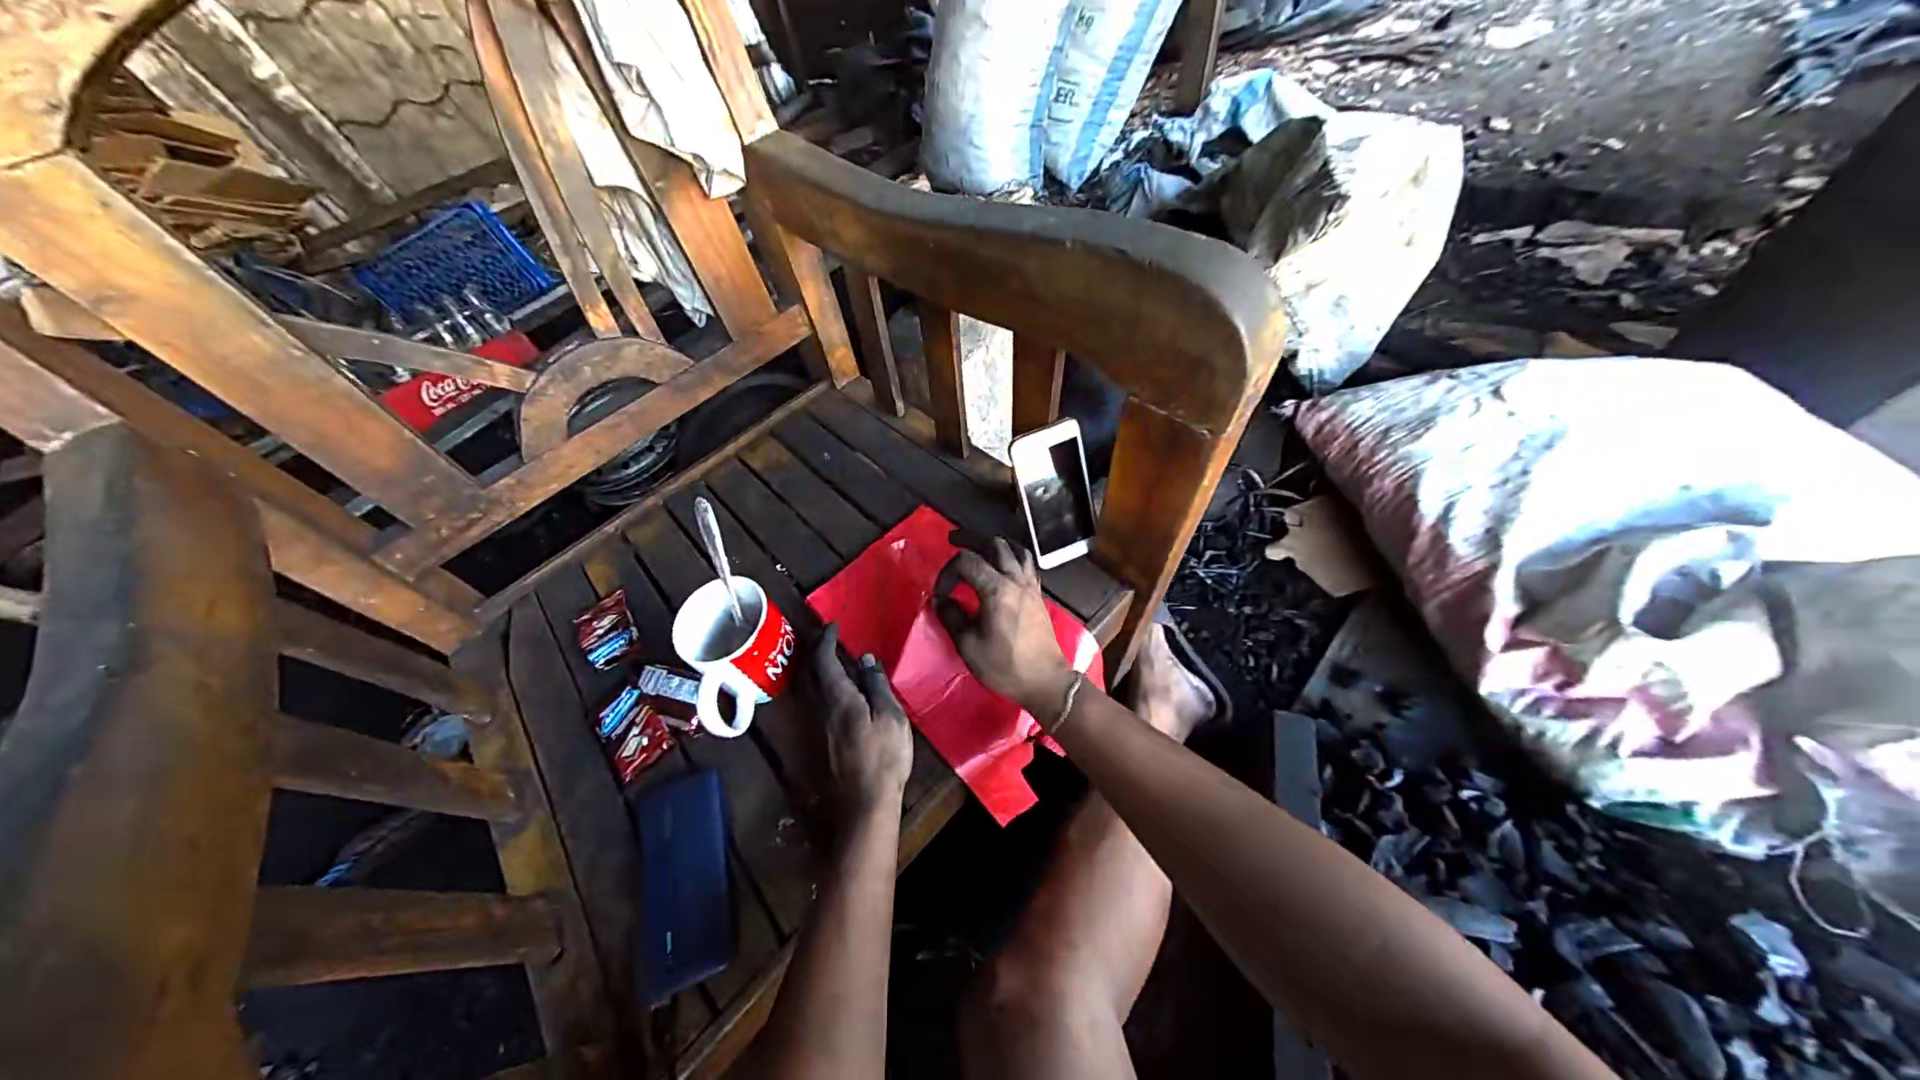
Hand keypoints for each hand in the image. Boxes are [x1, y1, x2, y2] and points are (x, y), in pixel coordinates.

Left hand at [808, 623, 914, 817]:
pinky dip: (817, 686)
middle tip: (829, 640)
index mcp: (838, 698)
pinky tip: (833, 692)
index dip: (824, 639)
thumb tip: (864, 659)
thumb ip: (876, 686)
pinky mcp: (816, 740)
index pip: (822, 659)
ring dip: (813, 668)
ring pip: (805, 687)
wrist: (863, 804)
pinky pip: (811, 701)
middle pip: (806, 671)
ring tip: (832, 661)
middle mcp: (819, 708)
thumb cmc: (883, 758)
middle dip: (814, 650)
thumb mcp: (891, 717)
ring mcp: (814, 726)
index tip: (833, 626)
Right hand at [933, 533, 1075, 714]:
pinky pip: (1026, 564)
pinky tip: (1003, 566)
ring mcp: (1030, 586)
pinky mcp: (1038, 595)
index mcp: (997, 589)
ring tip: (980, 547)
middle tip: (953, 540)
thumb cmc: (1005, 666)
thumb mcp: (969, 646)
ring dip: (994, 544)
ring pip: (1015, 549)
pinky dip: (1012, 556)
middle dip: (971, 540)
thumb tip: (940, 600)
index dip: (947, 572)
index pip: (967, 561)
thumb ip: (952, 617)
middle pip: (994, 544)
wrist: (1045, 681)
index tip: (940, 593)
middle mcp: (1016, 580)